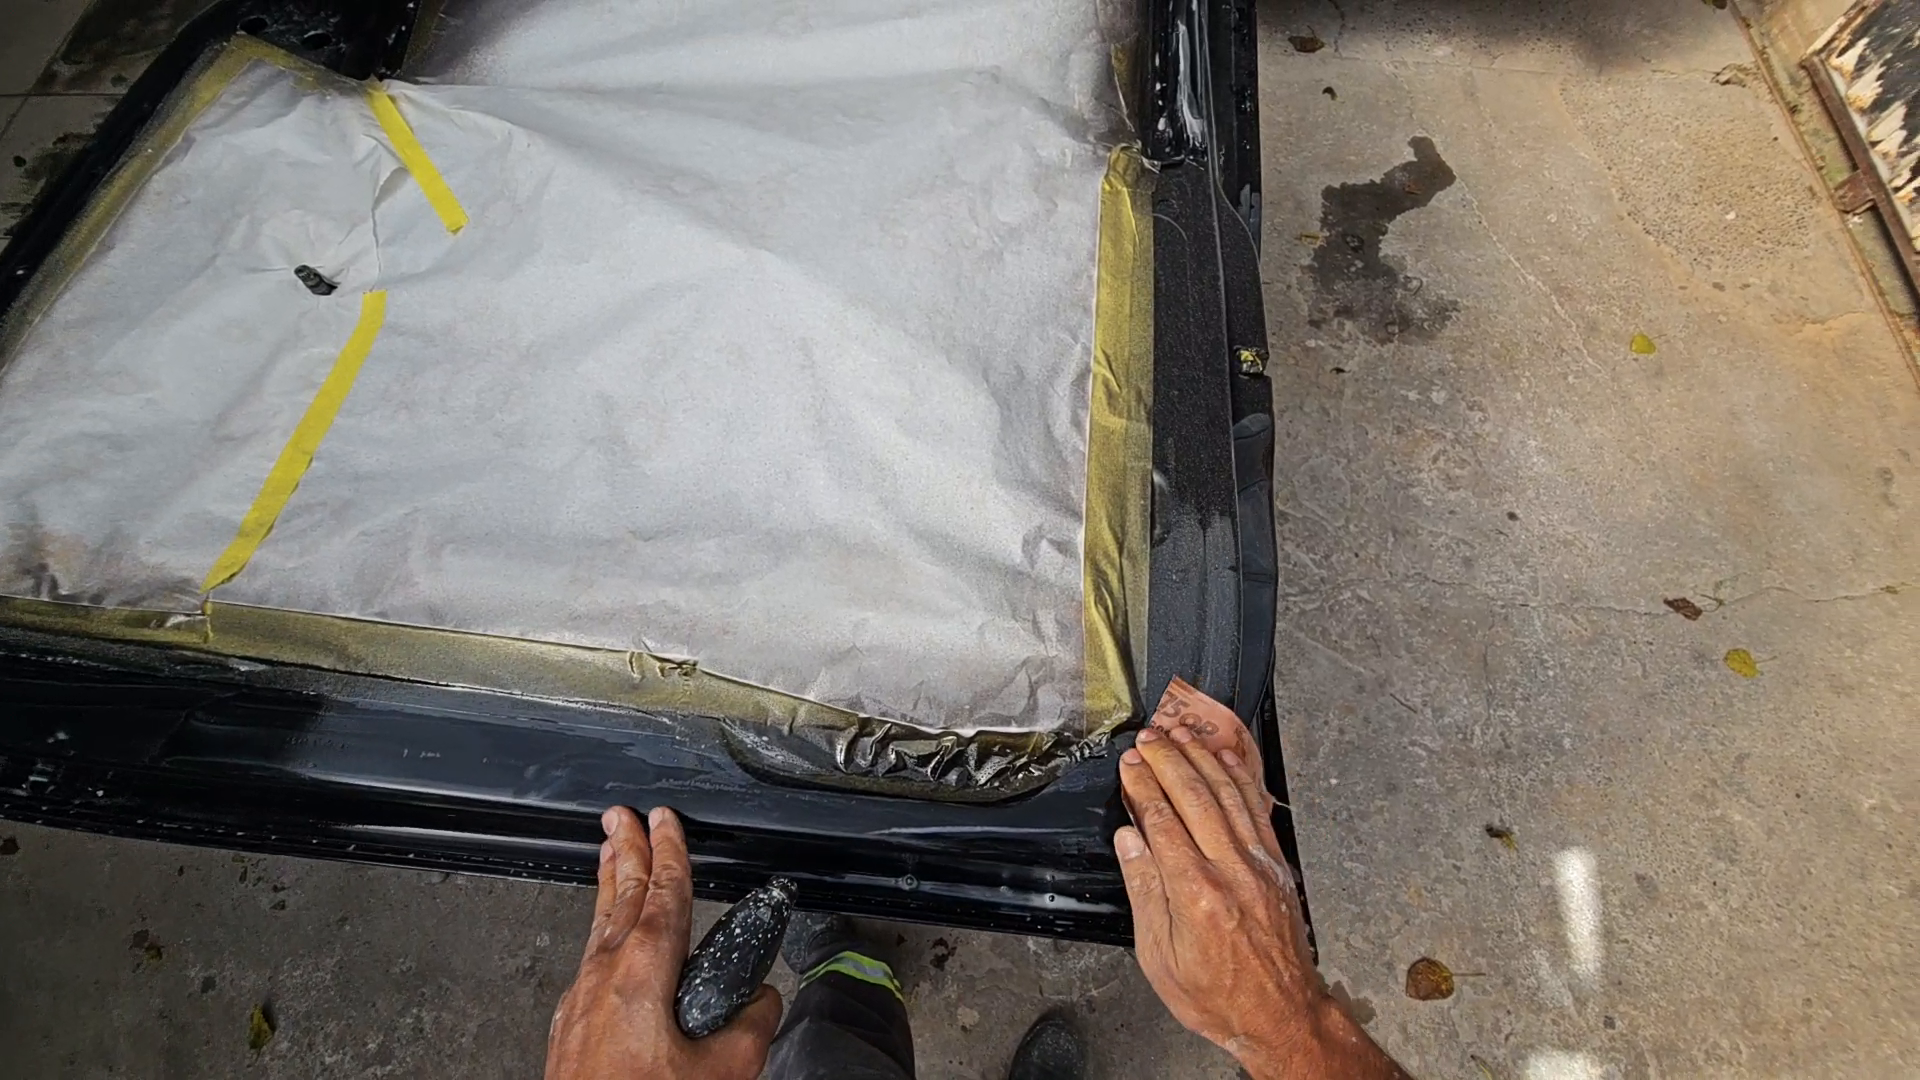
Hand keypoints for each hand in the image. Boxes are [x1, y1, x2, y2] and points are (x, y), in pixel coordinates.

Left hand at [545, 806, 782, 1079]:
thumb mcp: (724, 1069)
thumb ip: (753, 1022)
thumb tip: (764, 998)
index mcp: (643, 971)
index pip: (664, 891)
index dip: (669, 849)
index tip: (666, 818)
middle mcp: (605, 977)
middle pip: (622, 895)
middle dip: (627, 849)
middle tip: (621, 815)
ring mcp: (581, 1003)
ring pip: (601, 923)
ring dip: (609, 882)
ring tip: (609, 853)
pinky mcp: (570, 1030)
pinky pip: (591, 955)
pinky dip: (602, 925)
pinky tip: (604, 933)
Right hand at [1117, 699, 1406, 1079]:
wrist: (1283, 1019)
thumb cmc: (1216, 996)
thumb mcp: (1159, 957)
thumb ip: (1143, 890)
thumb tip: (1128, 838)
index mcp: (1194, 893)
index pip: (1161, 820)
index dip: (1142, 785)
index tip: (1129, 763)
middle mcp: (1229, 870)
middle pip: (1193, 796)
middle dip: (1167, 759)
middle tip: (1147, 737)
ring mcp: (1257, 864)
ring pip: (1226, 794)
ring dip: (1200, 757)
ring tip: (1178, 734)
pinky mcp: (1275, 865)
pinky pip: (1256, 809)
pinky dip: (1239, 777)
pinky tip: (1224, 755)